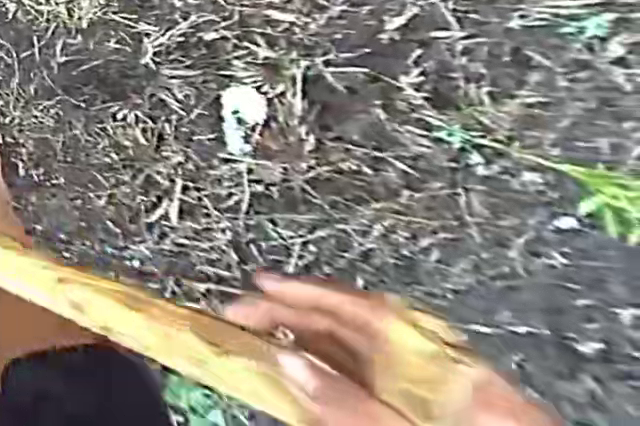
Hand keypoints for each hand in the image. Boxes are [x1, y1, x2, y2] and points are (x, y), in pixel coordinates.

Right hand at [225, 273, 558, 425]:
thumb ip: (351, 403)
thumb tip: (285, 361)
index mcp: (450, 367)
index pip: (371, 310)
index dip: (310, 290)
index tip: (259, 281)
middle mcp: (447, 369)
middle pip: (361, 327)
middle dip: (295, 315)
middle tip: (241, 311)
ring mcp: (445, 391)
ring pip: (364, 351)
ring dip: (307, 340)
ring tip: (262, 337)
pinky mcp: (435, 408)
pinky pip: (375, 377)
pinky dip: (333, 367)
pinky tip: (304, 368)